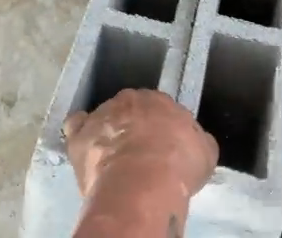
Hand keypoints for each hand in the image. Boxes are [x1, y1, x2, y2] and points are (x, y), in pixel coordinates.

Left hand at [65, 89, 217, 200]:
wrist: (142, 183)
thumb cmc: (177, 166)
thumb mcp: (204, 151)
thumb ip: (197, 139)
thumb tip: (194, 139)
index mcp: (159, 99)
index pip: (158, 108)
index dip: (158, 128)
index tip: (161, 146)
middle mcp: (128, 99)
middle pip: (129, 110)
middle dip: (132, 127)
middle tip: (138, 154)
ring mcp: (101, 114)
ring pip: (103, 118)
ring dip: (107, 133)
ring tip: (111, 158)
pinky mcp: (79, 135)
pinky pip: (76, 127)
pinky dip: (80, 134)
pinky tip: (85, 147)